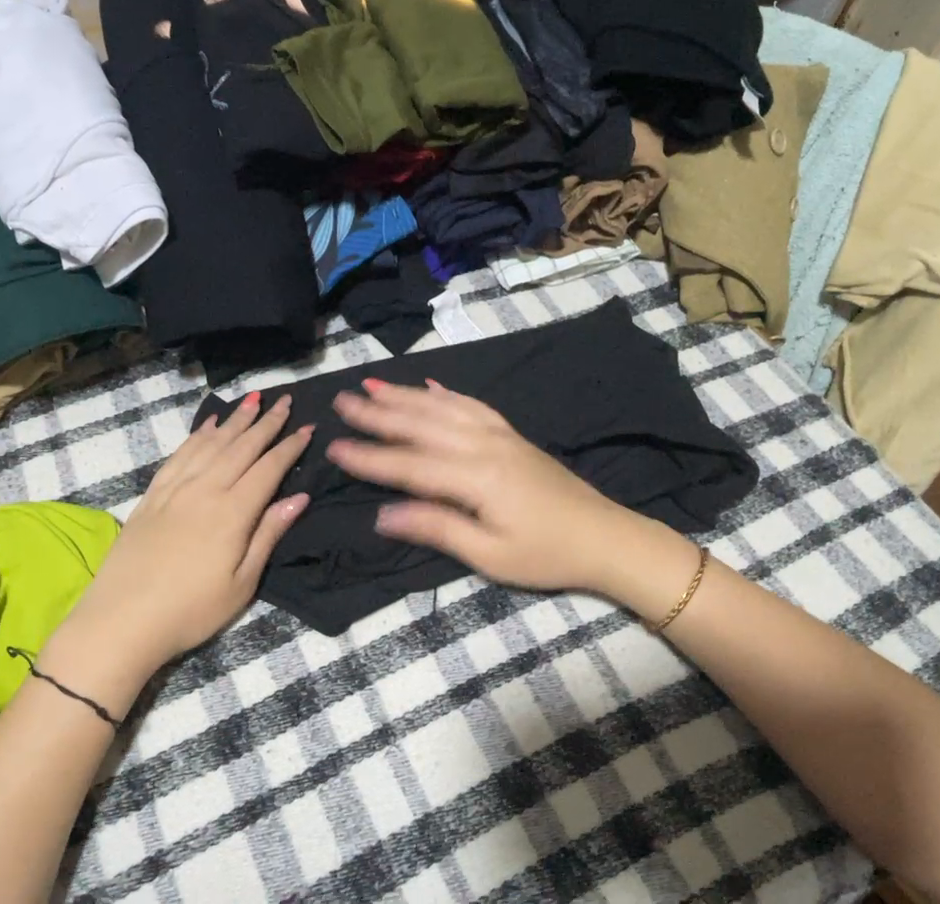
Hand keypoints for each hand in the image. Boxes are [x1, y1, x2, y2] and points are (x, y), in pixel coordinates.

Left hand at [42, 393, 312, 688]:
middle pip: (241, 447)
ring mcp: (175, 489)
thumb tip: (298, 498)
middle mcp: (205, 490)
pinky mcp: (152, 495)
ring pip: (211, 444)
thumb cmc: (191, 611)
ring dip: (234, 420)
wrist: (122, 620)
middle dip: (266, 422)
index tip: (307, 427)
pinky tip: (208, 425)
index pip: (268, 468)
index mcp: (232, 512)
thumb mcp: (242, 584)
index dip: (289, 447)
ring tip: (252, 401)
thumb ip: (268, 535)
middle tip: (285, 400)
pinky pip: (180, 454)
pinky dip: (197, 435)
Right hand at [325, 379, 661, 598]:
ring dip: (405, 395)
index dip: (370, 457)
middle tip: (341, 401)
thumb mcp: (489, 555)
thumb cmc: (546, 555)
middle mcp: (484, 446)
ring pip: (443, 407)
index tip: (334, 448)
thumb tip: (382, 514)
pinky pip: (473, 404)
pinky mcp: (512, 435)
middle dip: (379, 413)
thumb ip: (436, 528)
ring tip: (372, 385)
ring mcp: (500, 435)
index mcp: (476, 478)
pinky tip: (428, 386)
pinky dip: (446, 393)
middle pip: (422, 425)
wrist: (605, 537)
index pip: (410, 464)